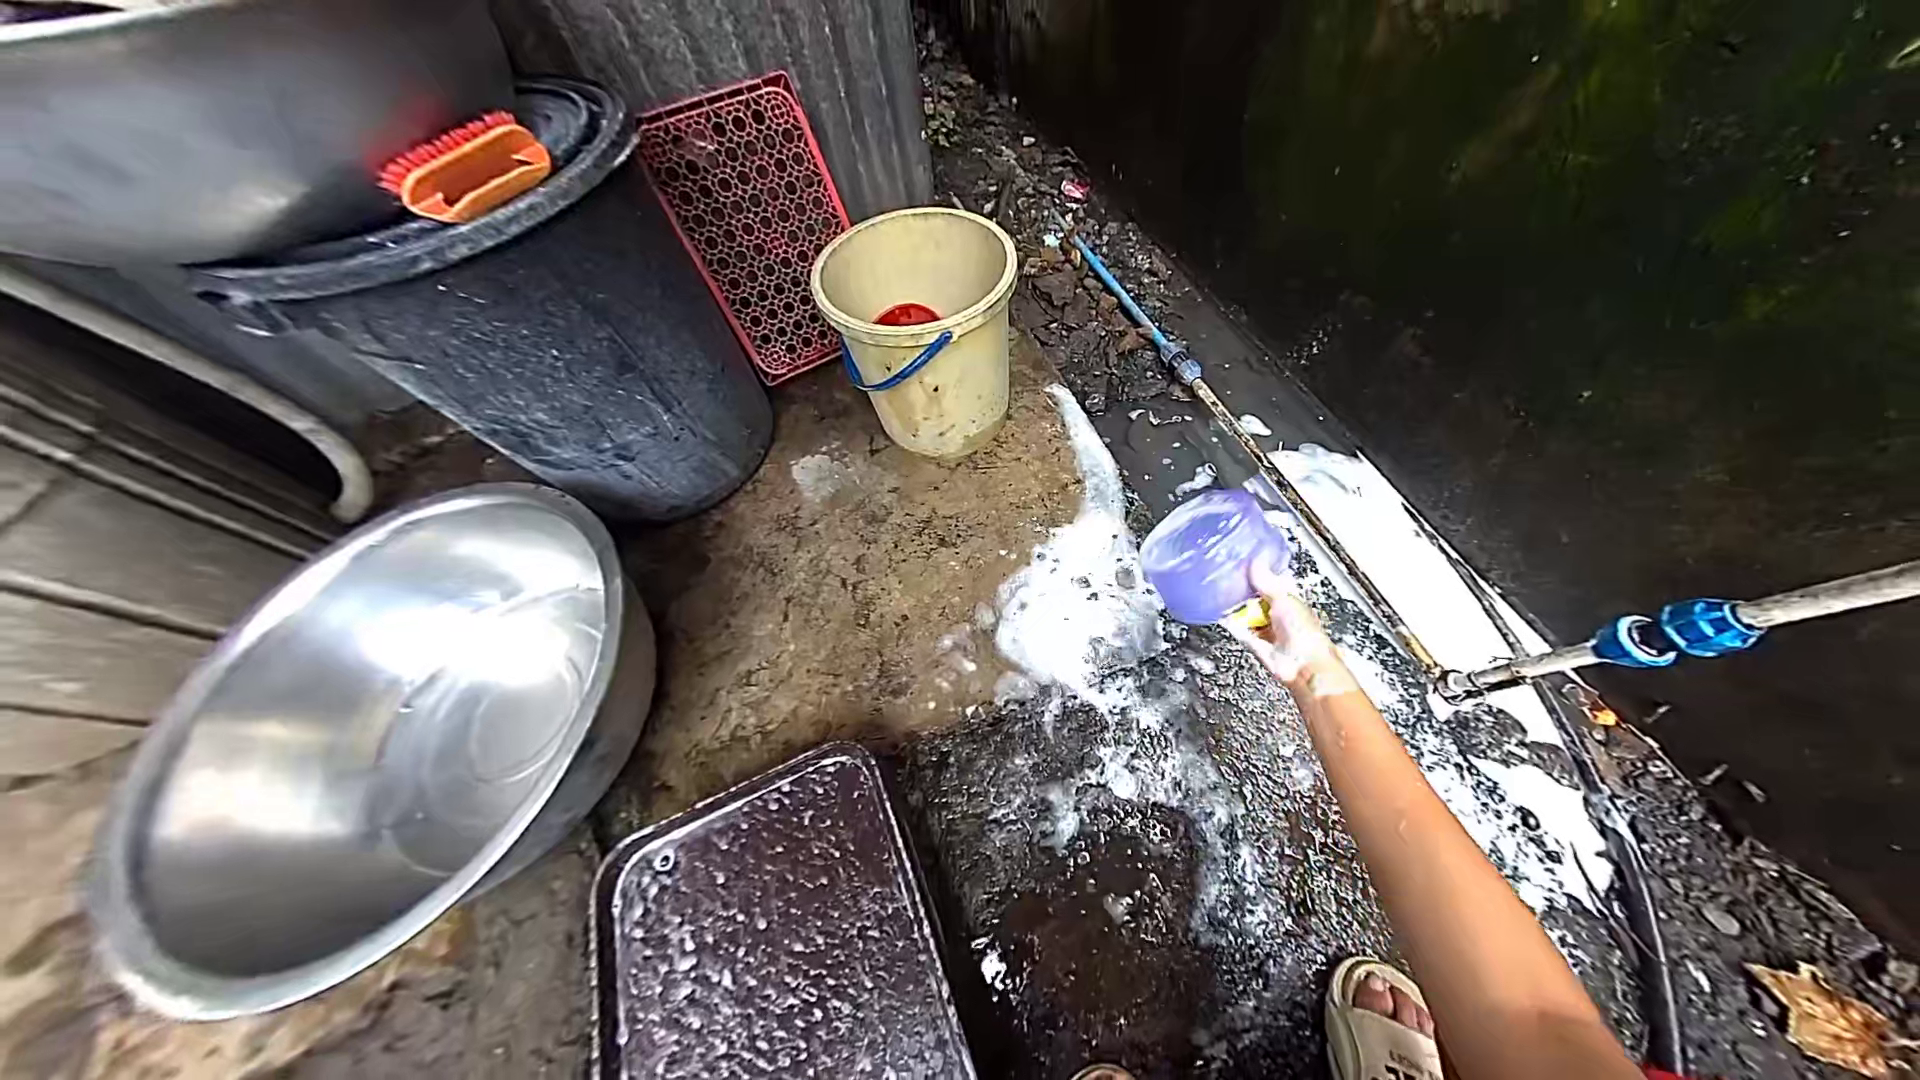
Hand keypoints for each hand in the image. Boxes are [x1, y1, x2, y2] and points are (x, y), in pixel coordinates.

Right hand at [1227, 560, 1337, 687]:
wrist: (1301, 665)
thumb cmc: (1306, 634)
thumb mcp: (1284, 598)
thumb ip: (1266, 581)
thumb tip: (1256, 561)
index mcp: (1291, 601)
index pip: (1273, 582)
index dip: (1261, 573)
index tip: (1246, 563)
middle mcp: (1278, 615)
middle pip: (1256, 598)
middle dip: (1245, 590)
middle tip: (1231, 578)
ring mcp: (1266, 629)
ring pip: (1246, 613)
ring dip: (1237, 606)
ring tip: (1224, 593)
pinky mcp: (1254, 641)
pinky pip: (1238, 628)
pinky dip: (1230, 621)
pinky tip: (1222, 612)